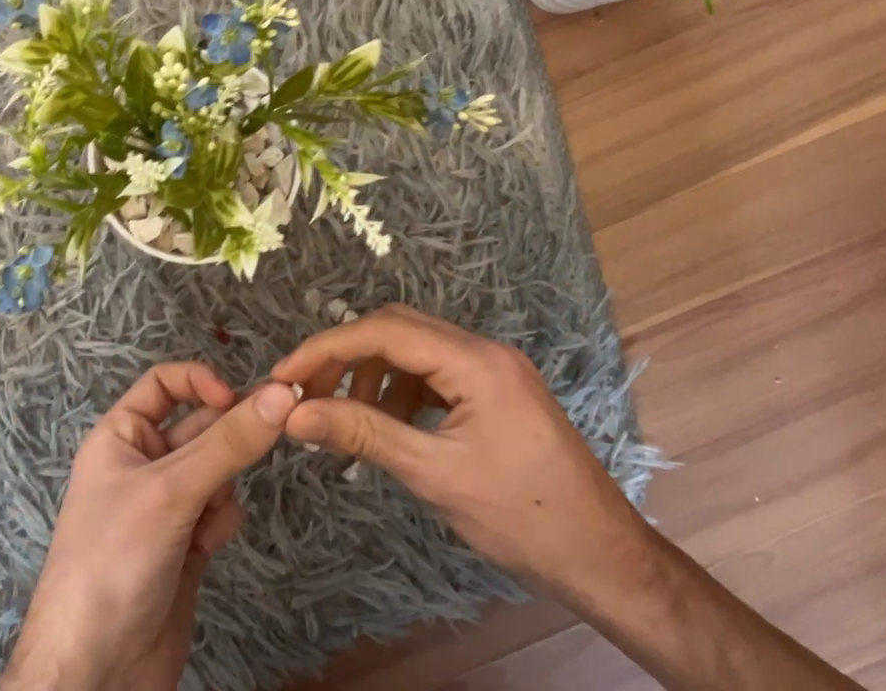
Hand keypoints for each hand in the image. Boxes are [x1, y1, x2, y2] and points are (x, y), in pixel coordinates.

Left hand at [0, 363, 297, 690]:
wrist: (98, 666)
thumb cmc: (115, 559)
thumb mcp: (171, 490)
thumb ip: (229, 442)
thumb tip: (284, 393)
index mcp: (120, 436)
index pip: (164, 384)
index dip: (200, 382)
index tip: (237, 399)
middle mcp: (141, 463)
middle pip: (201, 428)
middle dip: (227, 440)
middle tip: (267, 442)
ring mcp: (165, 506)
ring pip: (218, 471)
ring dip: (223, 489)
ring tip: (207, 520)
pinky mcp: (185, 543)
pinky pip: (219, 511)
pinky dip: (220, 523)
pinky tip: (206, 549)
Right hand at [271, 304, 652, 606]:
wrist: (600, 555)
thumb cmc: (520, 516)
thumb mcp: (433, 474)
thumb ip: (362, 433)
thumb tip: (294, 415)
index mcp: (475, 361)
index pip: (384, 331)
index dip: (326, 348)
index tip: (284, 375)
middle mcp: (485, 351)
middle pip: (398, 330)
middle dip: (346, 356)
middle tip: (307, 393)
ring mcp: (494, 369)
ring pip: (415, 350)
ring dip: (372, 374)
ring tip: (345, 417)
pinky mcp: (497, 391)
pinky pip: (435, 374)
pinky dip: (401, 391)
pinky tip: (387, 424)